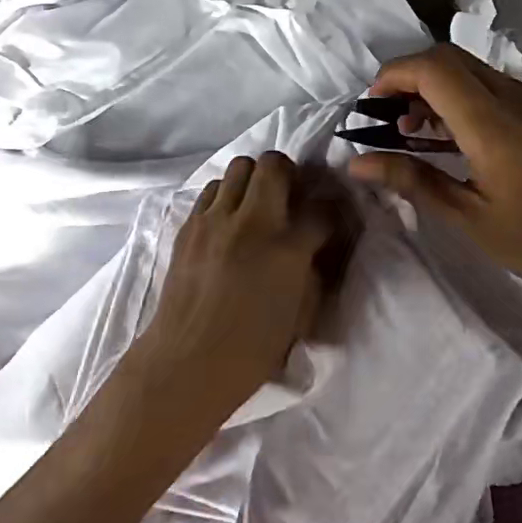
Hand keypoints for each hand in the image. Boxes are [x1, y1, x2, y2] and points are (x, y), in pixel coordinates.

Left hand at [129, 152, 344, 422]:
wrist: (190, 359)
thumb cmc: (253, 349)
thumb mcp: (303, 312)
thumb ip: (313, 269)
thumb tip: (316, 244)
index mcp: (287, 249)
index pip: (322, 208)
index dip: (332, 210)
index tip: (329, 216)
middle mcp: (251, 223)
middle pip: (274, 164)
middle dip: (289, 173)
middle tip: (290, 196)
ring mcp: (214, 220)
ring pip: (238, 167)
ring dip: (253, 180)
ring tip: (255, 205)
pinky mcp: (189, 225)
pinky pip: (211, 190)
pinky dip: (225, 196)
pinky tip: (228, 220)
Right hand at [348, 44, 521, 308]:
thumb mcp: (472, 220)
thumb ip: (413, 181)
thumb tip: (357, 162)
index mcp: (496, 127)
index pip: (434, 68)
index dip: (393, 75)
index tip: (370, 107)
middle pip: (453, 59)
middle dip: (409, 79)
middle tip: (387, 120)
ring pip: (477, 73)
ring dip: (437, 91)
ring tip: (416, 135)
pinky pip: (500, 91)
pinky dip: (465, 102)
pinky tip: (458, 143)